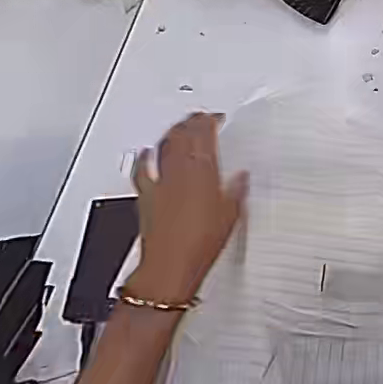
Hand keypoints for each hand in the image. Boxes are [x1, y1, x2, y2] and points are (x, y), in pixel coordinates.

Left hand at [127, 113, 248, 304]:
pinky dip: (144, 157)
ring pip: (164, 145)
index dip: (209, 121)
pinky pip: (141, 169)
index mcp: (203, 171)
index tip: (215, 117)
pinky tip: (145, 152)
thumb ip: (236, 190)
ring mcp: (160, 181)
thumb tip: (241, 178)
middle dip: (191, 122)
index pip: (204, 133)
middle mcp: (179, 171)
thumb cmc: (201, 243)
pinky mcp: (146, 195)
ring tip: (179, 126)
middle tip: (199, 117)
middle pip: (182, 134)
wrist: (171, 266)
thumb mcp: (231, 214)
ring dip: (172, 132)